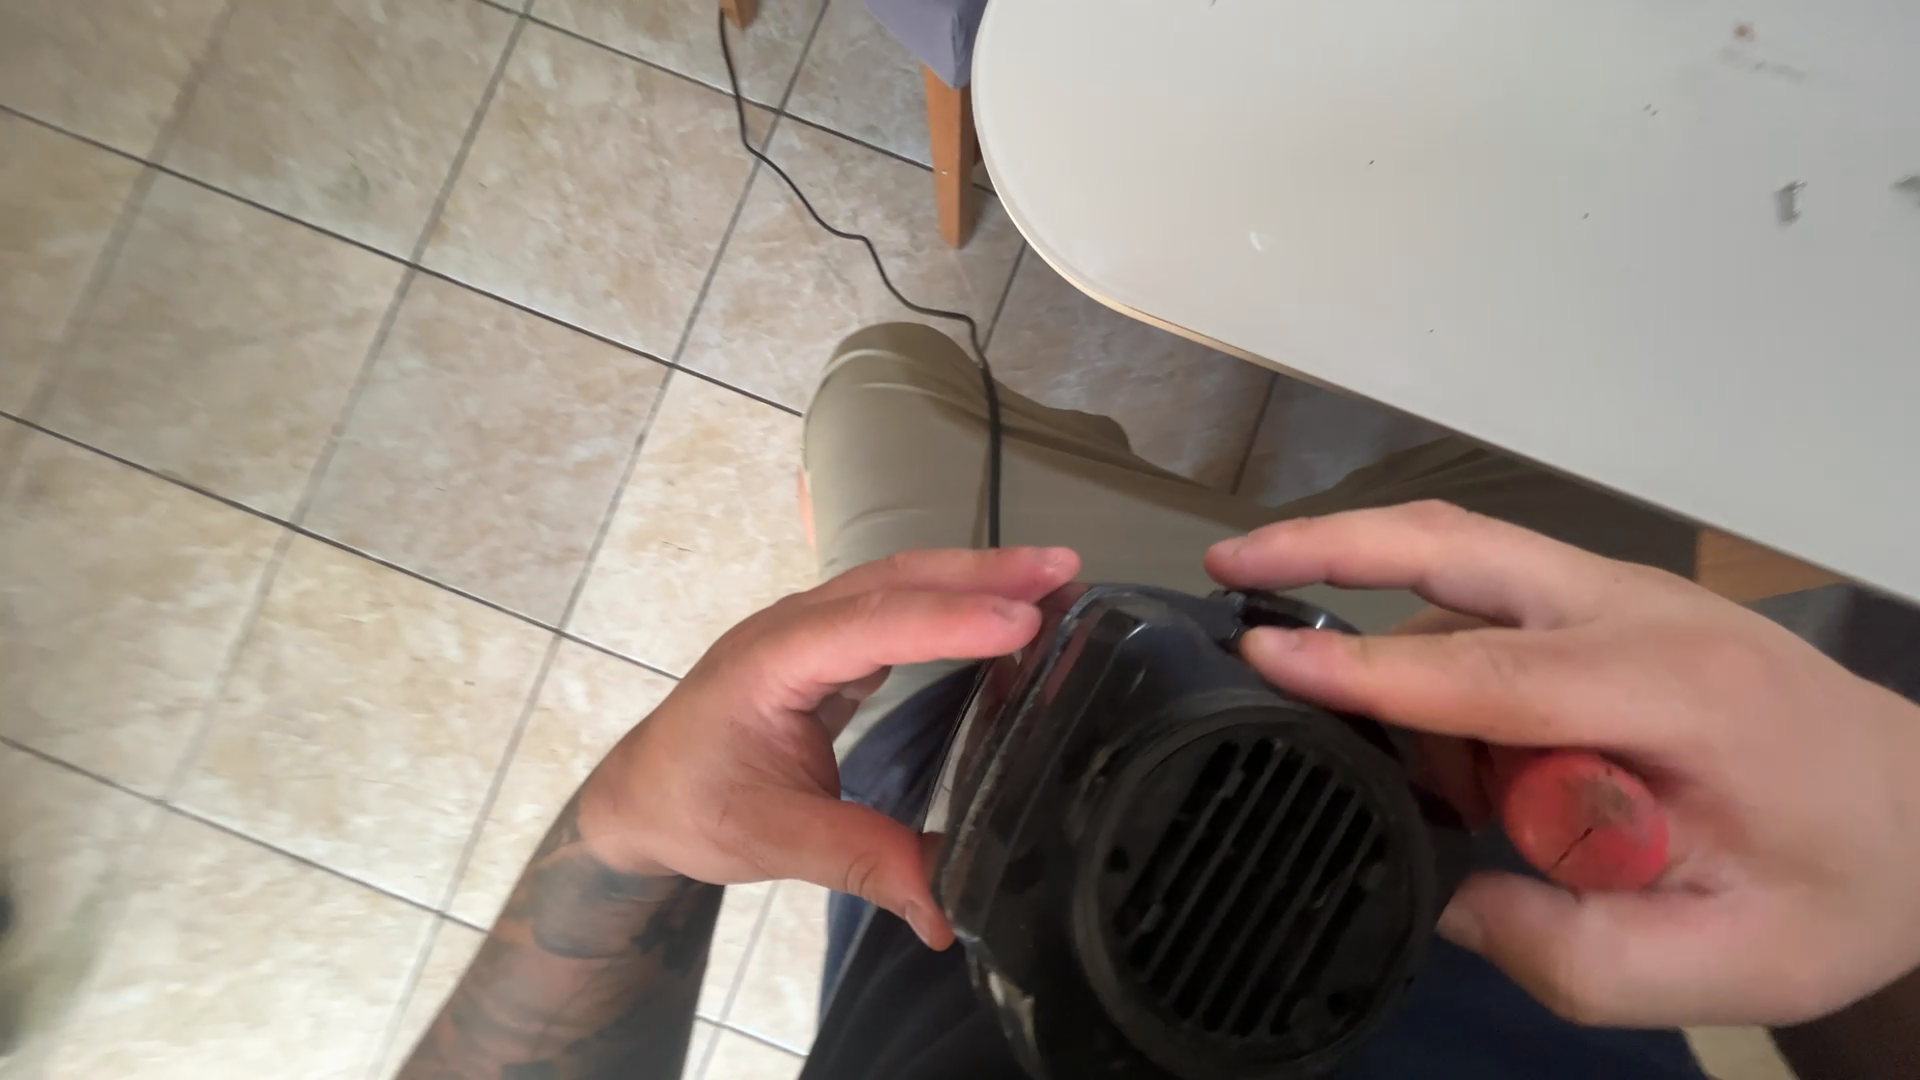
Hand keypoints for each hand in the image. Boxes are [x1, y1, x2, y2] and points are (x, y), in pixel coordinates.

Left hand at [575, 546, 1080, 949]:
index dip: (947, 622)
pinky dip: (953, 601)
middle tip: (1063, 569)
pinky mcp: (830, 639)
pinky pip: (898, 606)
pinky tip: (997, 609)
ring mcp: (812, 625)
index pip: (869, 626)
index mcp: (772, 661)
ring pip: (902, 582)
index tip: (1023, 622)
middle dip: (982, 571)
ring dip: (975, 576)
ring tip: (1051, 578)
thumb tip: (947, 911)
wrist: (644, 791)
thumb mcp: (771, 840)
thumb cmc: (694, 807)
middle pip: (896, 580)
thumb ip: (860, 860)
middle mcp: (796, 624)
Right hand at [1206, 501, 1919, 1027]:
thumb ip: (1577, 956)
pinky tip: (1402, 703)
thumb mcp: (1737, 962)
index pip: (1489, 673)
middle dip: (1321, 543)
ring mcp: (1591, 585)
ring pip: (1437, 552)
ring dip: (1351, 590)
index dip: (1367, 670)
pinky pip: (1453, 592)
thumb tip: (1444, 899)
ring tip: (1308, 675)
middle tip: (1225, 560)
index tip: (1261, 658)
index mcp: (1675, 692)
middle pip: (1444, 540)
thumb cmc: (1841, 871)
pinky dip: (1399, 635)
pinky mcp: (1564, 590)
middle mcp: (1622, 607)